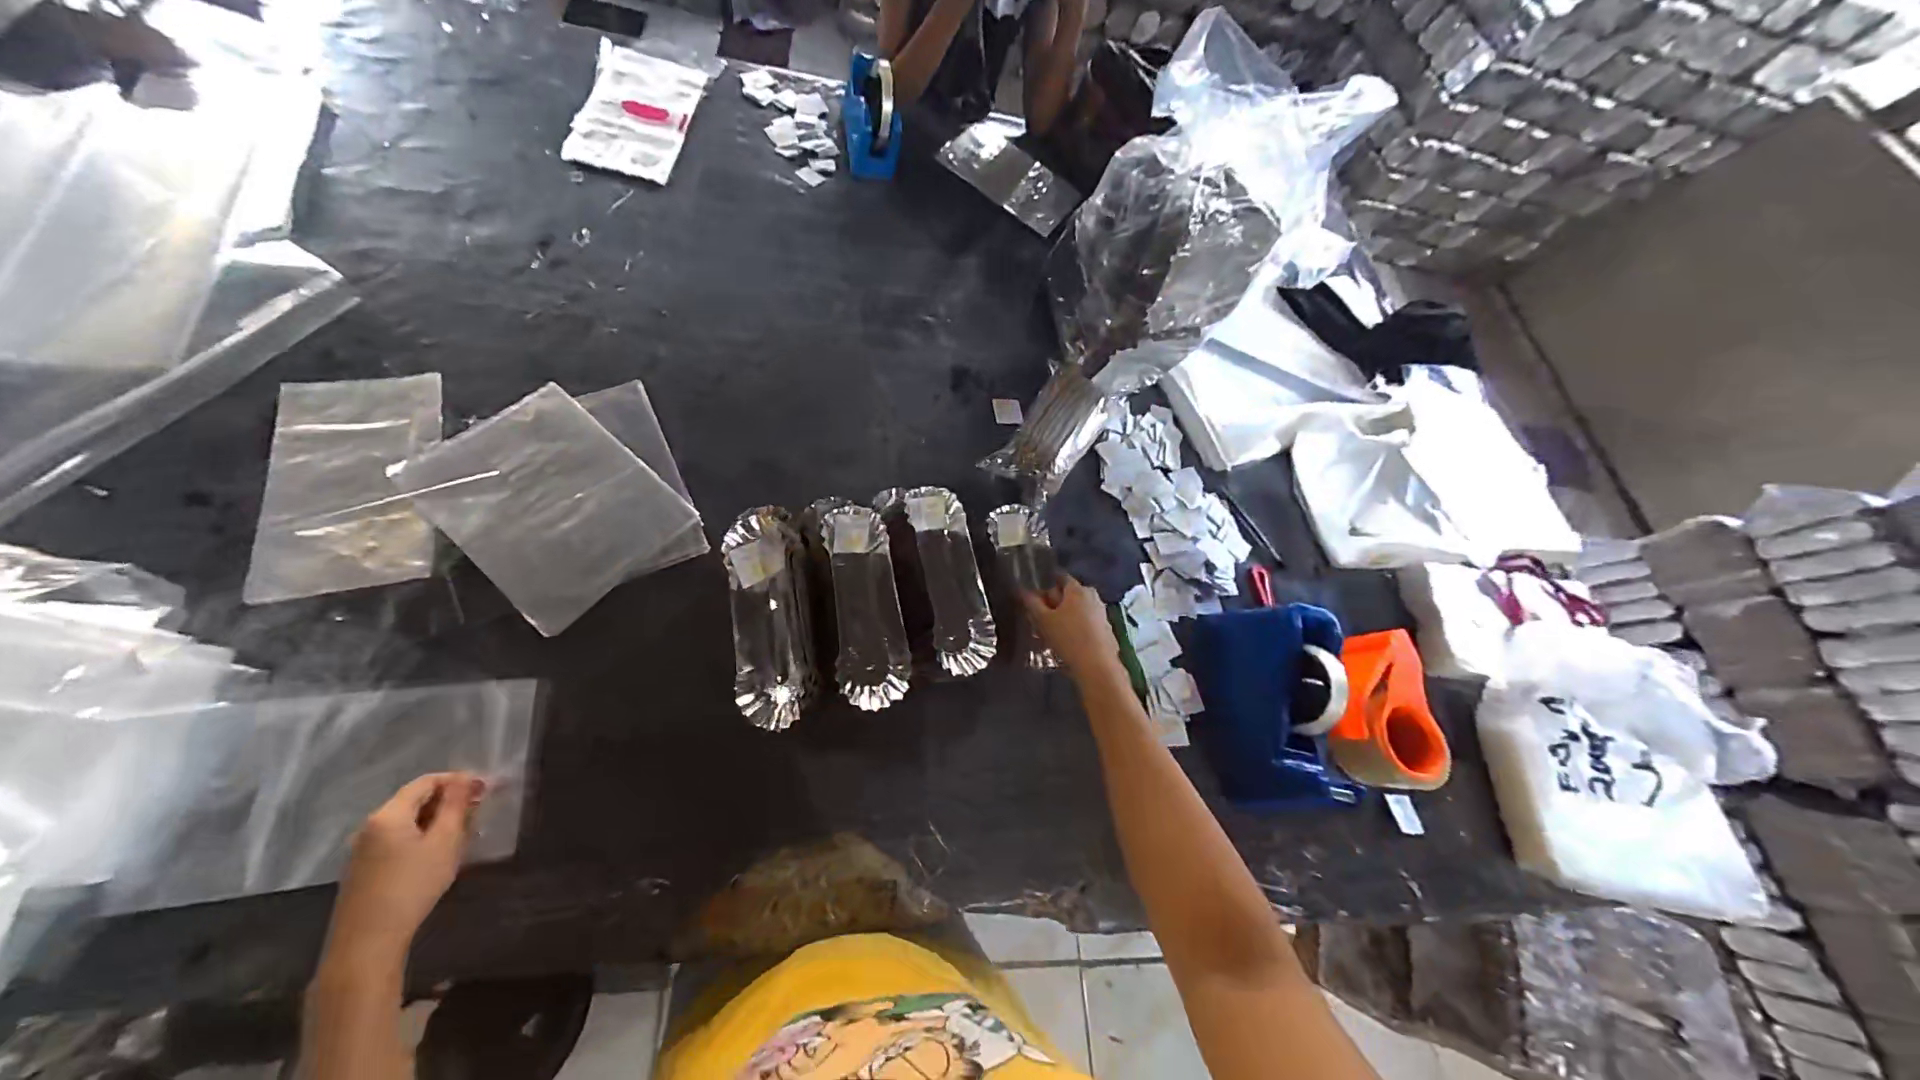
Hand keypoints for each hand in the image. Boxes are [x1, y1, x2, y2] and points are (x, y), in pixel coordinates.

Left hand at [328, 773, 486, 959]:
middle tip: (477, 813)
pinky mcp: (364, 868)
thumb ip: (456, 806)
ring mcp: (363, 849)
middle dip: (448, 801)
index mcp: (388, 814)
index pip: (426, 782)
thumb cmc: (412, 885)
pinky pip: (397, 839)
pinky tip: (437, 855)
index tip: (484, 790)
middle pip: (414, 800)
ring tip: (462, 834)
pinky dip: (421, 837)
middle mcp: (370, 826)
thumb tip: (465, 778)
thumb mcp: (445, 841)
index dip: (457, 780)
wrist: (367, 941)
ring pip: (407, 821)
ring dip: (436, 820)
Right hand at [1021, 575, 1124, 684]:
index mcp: (1078, 589)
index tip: (1035, 600)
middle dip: (1054, 604)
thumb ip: (1031, 603)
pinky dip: (1076, 627)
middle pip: (1069, 595)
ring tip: (1052, 633)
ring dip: (1065, 617)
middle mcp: (1093, 596)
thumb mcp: (1043, 620)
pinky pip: (1086, 622)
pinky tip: (1068, 642)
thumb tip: (1022, 590)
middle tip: (1040, 619)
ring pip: (1078, 609)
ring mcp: (1102, 613)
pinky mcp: (1106, 629)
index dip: (1045, 587)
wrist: (1097, 666)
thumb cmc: (1068, 638)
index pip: (1059, 578)